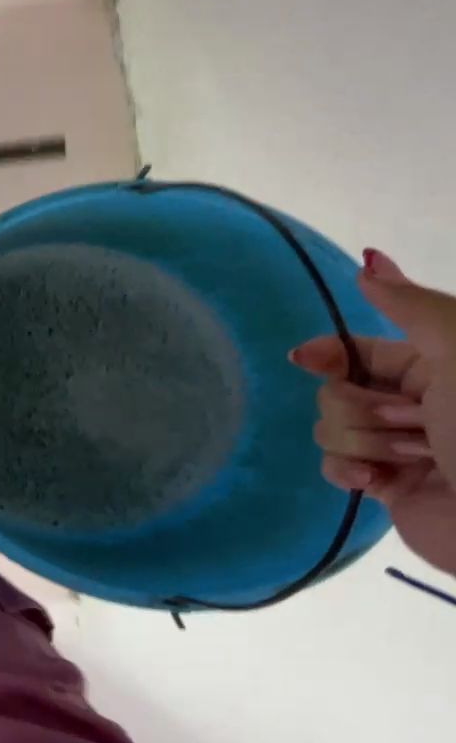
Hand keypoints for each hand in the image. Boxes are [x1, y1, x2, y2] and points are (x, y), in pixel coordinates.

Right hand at [290, 249, 455, 576]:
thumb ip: (413, 306)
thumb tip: (369, 258)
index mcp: (436, 369)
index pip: (353, 350)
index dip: (326, 353)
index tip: (308, 359)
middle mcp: (415, 403)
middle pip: (334, 391)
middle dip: (360, 410)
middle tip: (413, 425)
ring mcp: (398, 446)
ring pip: (329, 428)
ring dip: (364, 443)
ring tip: (415, 460)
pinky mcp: (384, 484)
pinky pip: (332, 466)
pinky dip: (349, 472)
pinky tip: (377, 481)